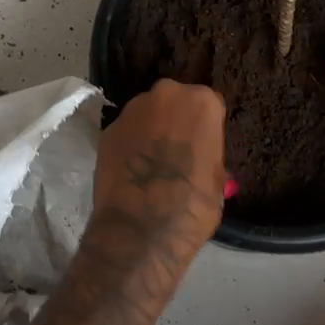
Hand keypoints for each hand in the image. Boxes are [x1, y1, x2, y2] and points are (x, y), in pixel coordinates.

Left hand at [93, 79, 228, 244]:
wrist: (139, 231)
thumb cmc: (192, 206)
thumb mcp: (216, 179)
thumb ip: (208, 153)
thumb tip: (199, 156)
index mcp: (202, 102)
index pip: (208, 107)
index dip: (205, 129)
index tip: (202, 148)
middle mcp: (167, 94)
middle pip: (175, 102)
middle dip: (175, 121)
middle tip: (176, 152)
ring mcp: (133, 109)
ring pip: (147, 114)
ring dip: (150, 130)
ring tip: (150, 164)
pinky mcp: (108, 129)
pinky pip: (126, 133)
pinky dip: (129, 145)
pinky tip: (132, 171)